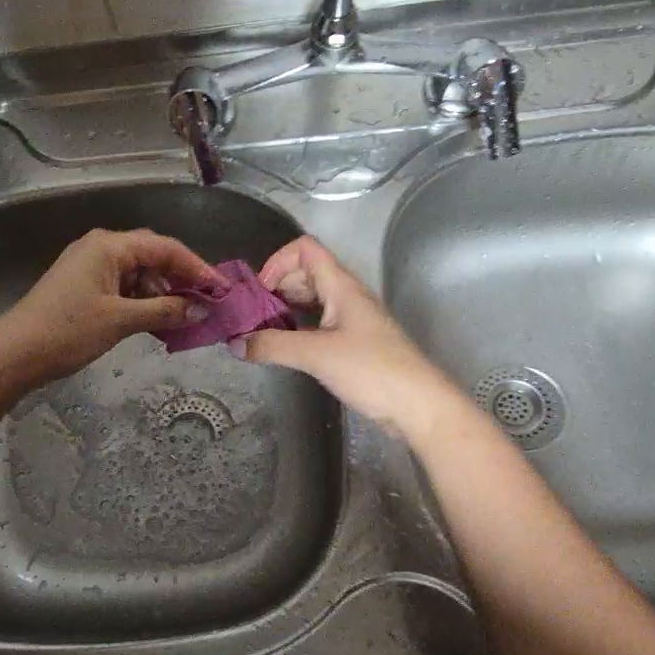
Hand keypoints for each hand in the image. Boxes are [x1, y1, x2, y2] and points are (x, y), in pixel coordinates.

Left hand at [0, 228, 219, 384]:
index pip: (166, 248)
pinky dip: (144, 303)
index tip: (222, 289)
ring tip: (186, 319)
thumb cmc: (67, 330)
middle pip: (154, 257)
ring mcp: (91, 268)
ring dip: (163, 295)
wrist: (15, 354)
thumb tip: (202, 310)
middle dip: (182, 280)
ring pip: (140, 275)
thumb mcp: (120, 321)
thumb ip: (165, 312)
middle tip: (209, 303)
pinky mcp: (85, 288)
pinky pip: (124, 288)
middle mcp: (102, 248)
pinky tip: (159, 323)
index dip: (197, 268)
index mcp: (110, 246)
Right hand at [238, 236, 460, 430]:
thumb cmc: (372, 370)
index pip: (305, 249)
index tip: (258, 292)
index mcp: (341, 286)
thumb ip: (273, 346)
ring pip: (314, 299)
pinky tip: (286, 346)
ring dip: (287, 308)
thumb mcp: (316, 355)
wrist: (419, 405)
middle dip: (276, 287)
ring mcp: (353, 320)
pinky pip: (321, 323)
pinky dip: (300, 327)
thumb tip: (235, 343)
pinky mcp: (356, 343)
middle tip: (253, 315)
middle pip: (307, 272)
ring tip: (263, 330)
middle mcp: (347, 296)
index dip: (277, 261)